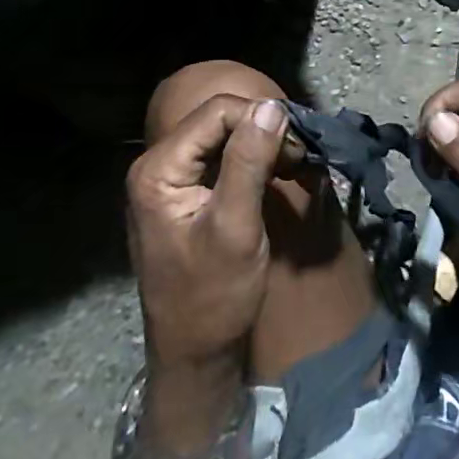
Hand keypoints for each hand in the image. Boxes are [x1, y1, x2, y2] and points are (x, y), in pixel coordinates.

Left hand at [126, 95, 287, 376]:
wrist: (193, 353)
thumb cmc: (213, 296)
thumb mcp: (235, 226)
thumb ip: (249, 162)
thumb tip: (271, 106)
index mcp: (159, 169)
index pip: (216, 112)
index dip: (260, 118)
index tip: (299, 145)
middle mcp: (156, 165)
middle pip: (216, 121)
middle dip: (263, 131)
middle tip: (302, 157)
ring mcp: (168, 180)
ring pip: (221, 138)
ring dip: (261, 145)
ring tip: (296, 164)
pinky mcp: (183, 194)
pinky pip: (219, 160)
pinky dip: (251, 161)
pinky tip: (277, 172)